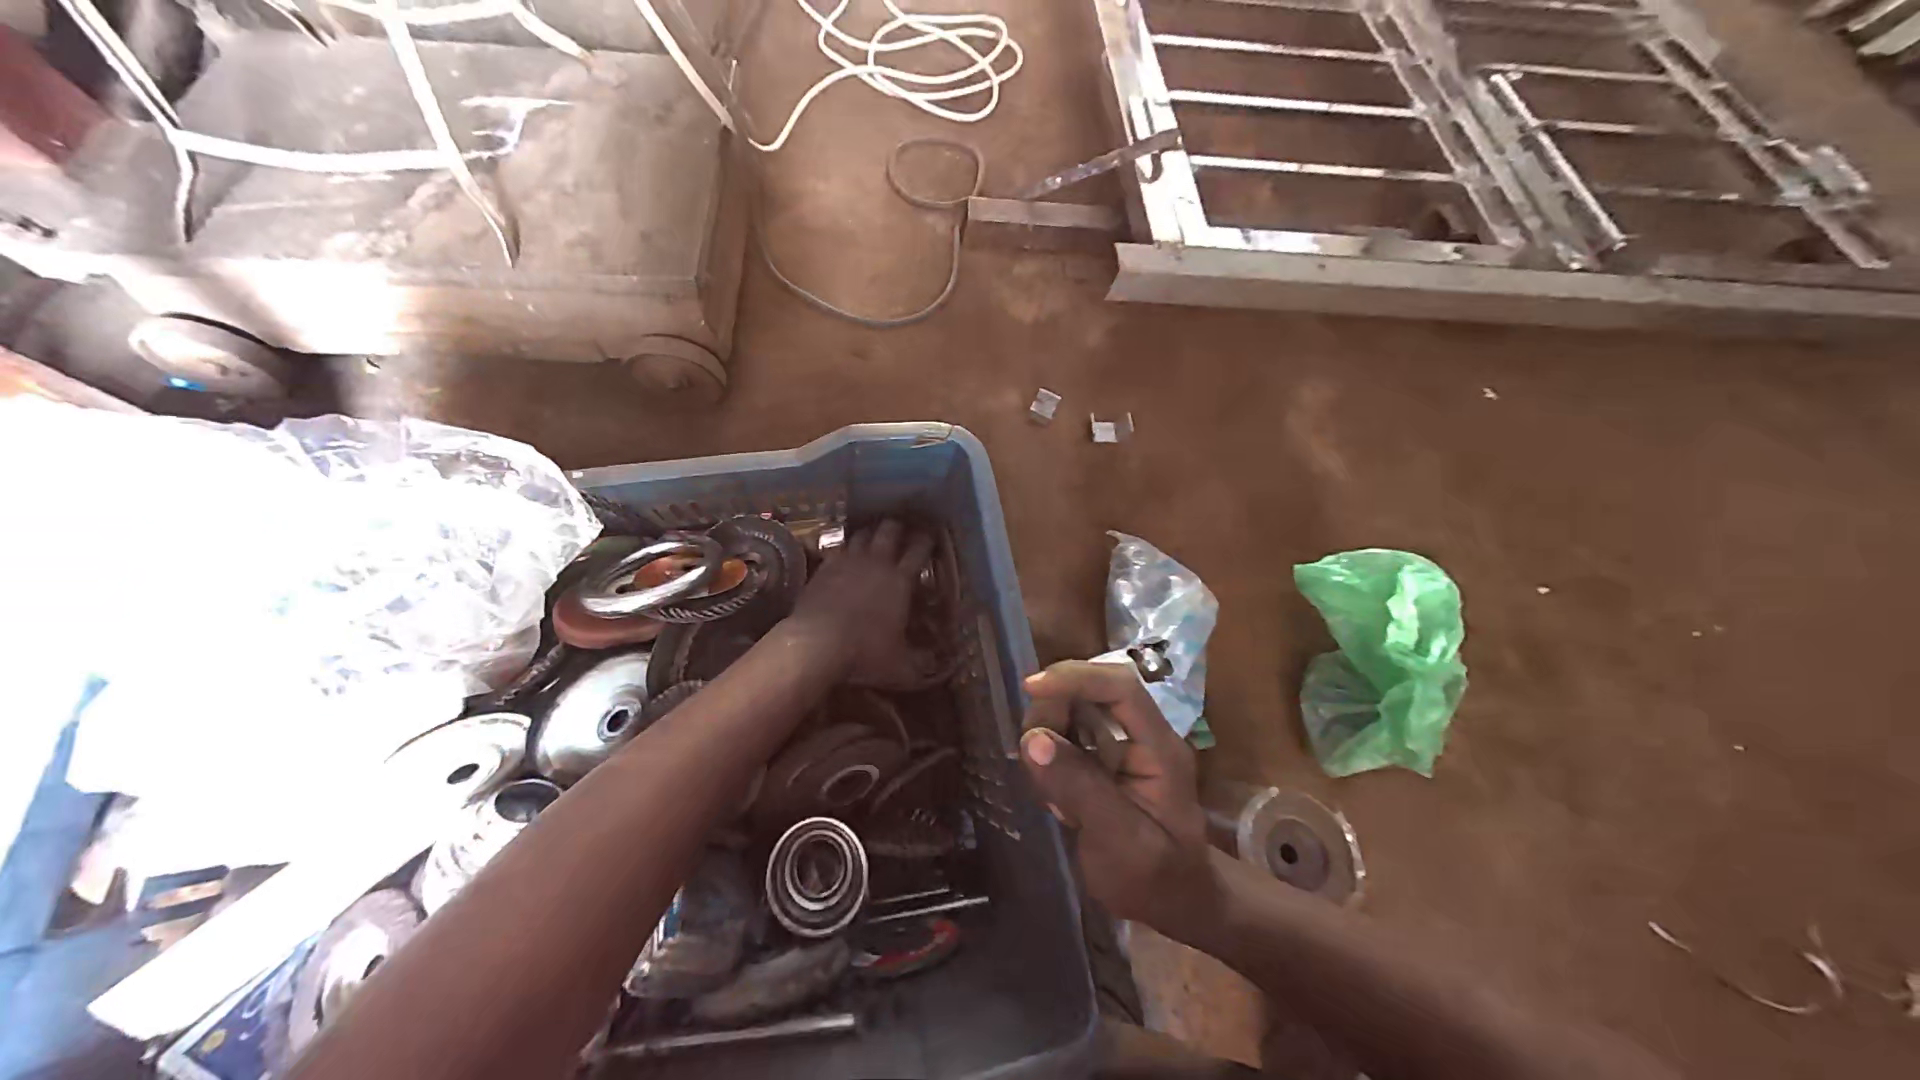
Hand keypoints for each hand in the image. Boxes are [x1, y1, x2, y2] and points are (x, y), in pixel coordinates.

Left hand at [786, 520, 933, 685]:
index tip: (930, 536)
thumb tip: (935, 661)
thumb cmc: (864, 653)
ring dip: (870, 532)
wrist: (816, 644)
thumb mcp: (900, 665)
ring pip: (861, 534)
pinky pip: (836, 548)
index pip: (919, 550)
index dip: (926, 540)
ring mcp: (846, 562)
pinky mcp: (823, 568)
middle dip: (897, 527)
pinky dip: (843, 547)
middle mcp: (876, 563)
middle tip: (902, 528)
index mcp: (900, 580)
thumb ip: (920, 660)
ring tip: (873, 535)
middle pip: (889, 531)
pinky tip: (843, 552)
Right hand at [1019, 661, 1219, 938]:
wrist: (1173, 904)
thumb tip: (1033, 740)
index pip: (1121, 687)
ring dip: (1047, 735)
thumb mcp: (1120, 842)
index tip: (1031, 687)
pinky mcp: (1102, 757)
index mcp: (1159, 747)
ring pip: (1072, 709)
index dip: (1076, 678)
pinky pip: (1066, 734)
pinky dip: (1050, 754)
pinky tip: (1057, 797)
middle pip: (1090, 691)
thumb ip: (1078, 788)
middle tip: (1034, 757)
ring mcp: (1121, 744)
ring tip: (1052, 793)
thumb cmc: (1155, 879)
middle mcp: (1141, 735)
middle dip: (1053, 711)